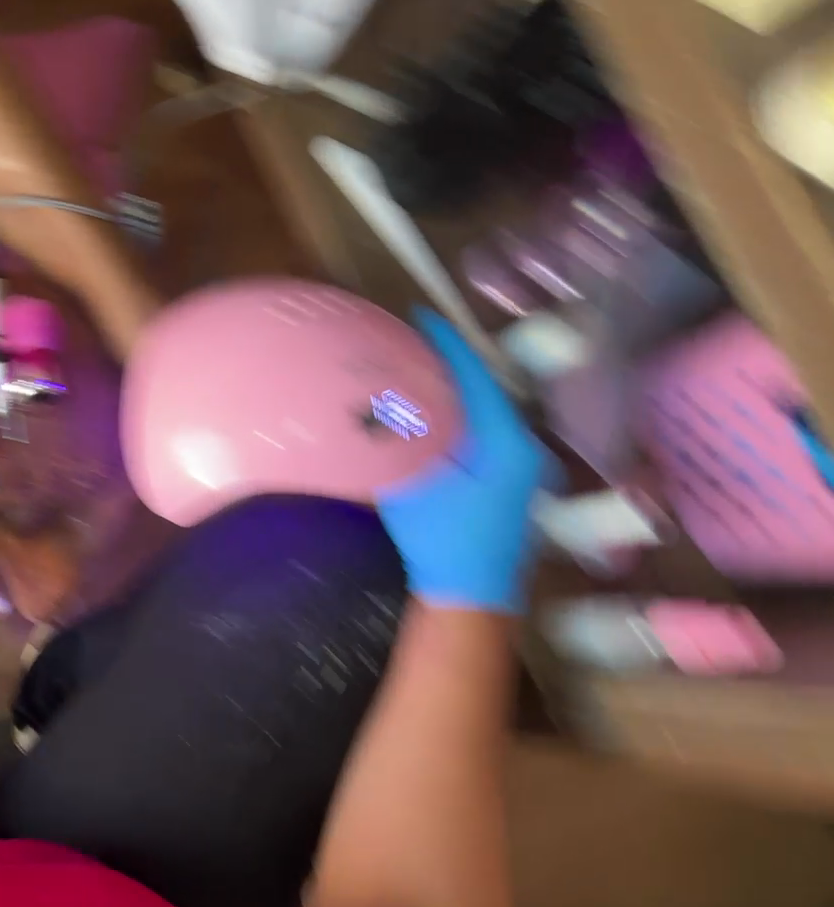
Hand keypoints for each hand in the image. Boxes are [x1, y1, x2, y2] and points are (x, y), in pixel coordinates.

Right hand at [377, 309, 554, 613]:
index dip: (448, 345)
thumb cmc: (442, 536)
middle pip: (484, 389)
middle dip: (449, 361)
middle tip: (411, 340)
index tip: (422, 317)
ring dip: (453, 388)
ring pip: (484, 410)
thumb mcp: (413, 484)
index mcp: (504, 440)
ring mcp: (519, 464)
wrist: (471, 589)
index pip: (475, 377)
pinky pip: (482, 430)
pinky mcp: (508, 480)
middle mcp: (521, 444)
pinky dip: (458, 413)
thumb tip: (384, 401)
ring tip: (418, 369)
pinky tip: (433, 413)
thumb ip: (403, 440)